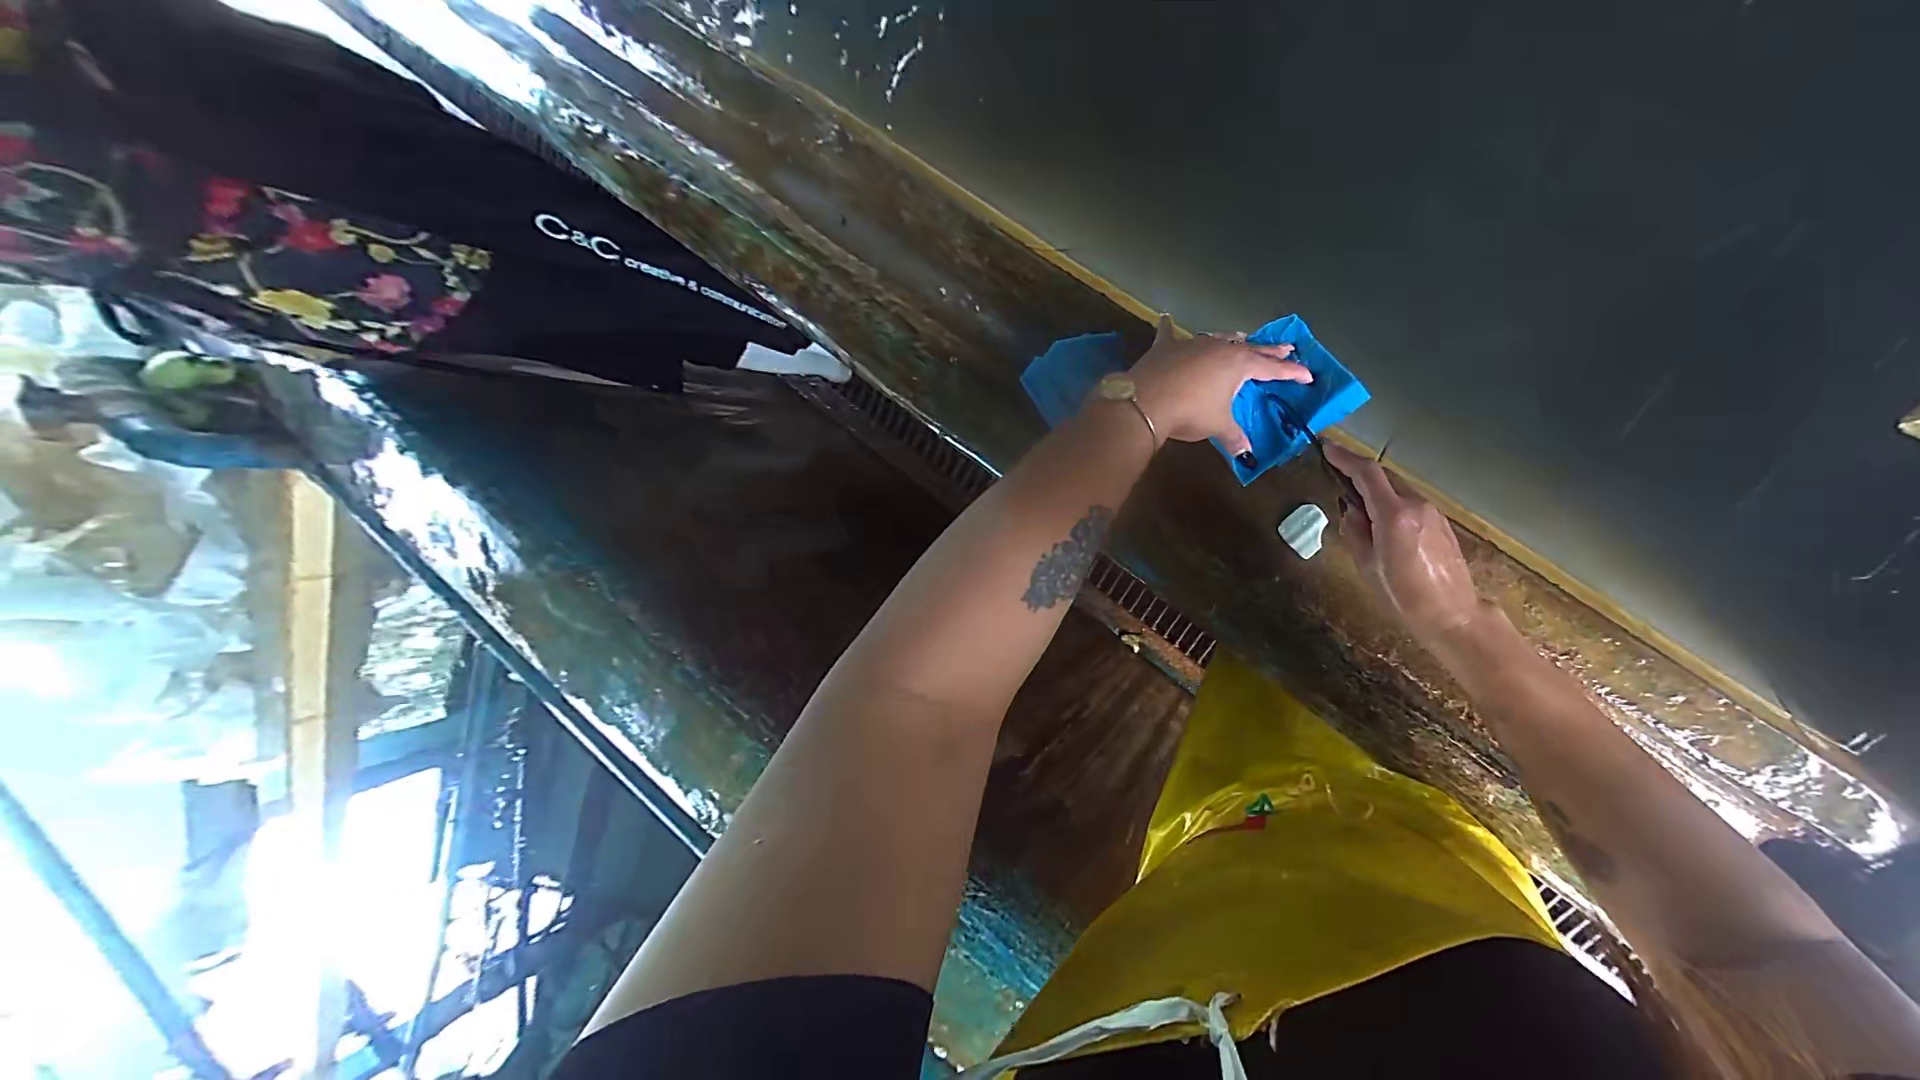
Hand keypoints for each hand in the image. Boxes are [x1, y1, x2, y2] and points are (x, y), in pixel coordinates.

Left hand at [1127, 315, 1311, 456]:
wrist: (1145, 402)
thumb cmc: (1189, 412)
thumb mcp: (1216, 426)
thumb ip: (1233, 437)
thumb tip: (1246, 453)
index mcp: (1239, 365)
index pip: (1272, 369)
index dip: (1291, 373)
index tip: (1307, 375)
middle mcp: (1219, 348)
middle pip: (1249, 348)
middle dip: (1268, 351)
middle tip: (1286, 349)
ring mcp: (1191, 344)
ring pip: (1217, 337)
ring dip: (1231, 339)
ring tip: (1241, 337)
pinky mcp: (1165, 347)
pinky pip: (1169, 334)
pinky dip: (1169, 328)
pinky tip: (1166, 318)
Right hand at [1325, 442, 1482, 642]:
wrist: (1452, 614)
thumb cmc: (1402, 595)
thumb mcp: (1365, 563)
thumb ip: (1355, 531)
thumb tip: (1351, 512)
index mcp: (1394, 515)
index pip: (1367, 474)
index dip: (1345, 458)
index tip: (1327, 448)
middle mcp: (1417, 506)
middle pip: (1384, 477)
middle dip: (1358, 473)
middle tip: (1334, 474)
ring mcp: (1433, 513)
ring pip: (1397, 490)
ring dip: (1374, 490)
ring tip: (1355, 506)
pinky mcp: (1440, 524)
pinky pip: (1408, 504)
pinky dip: (1389, 503)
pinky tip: (1379, 522)